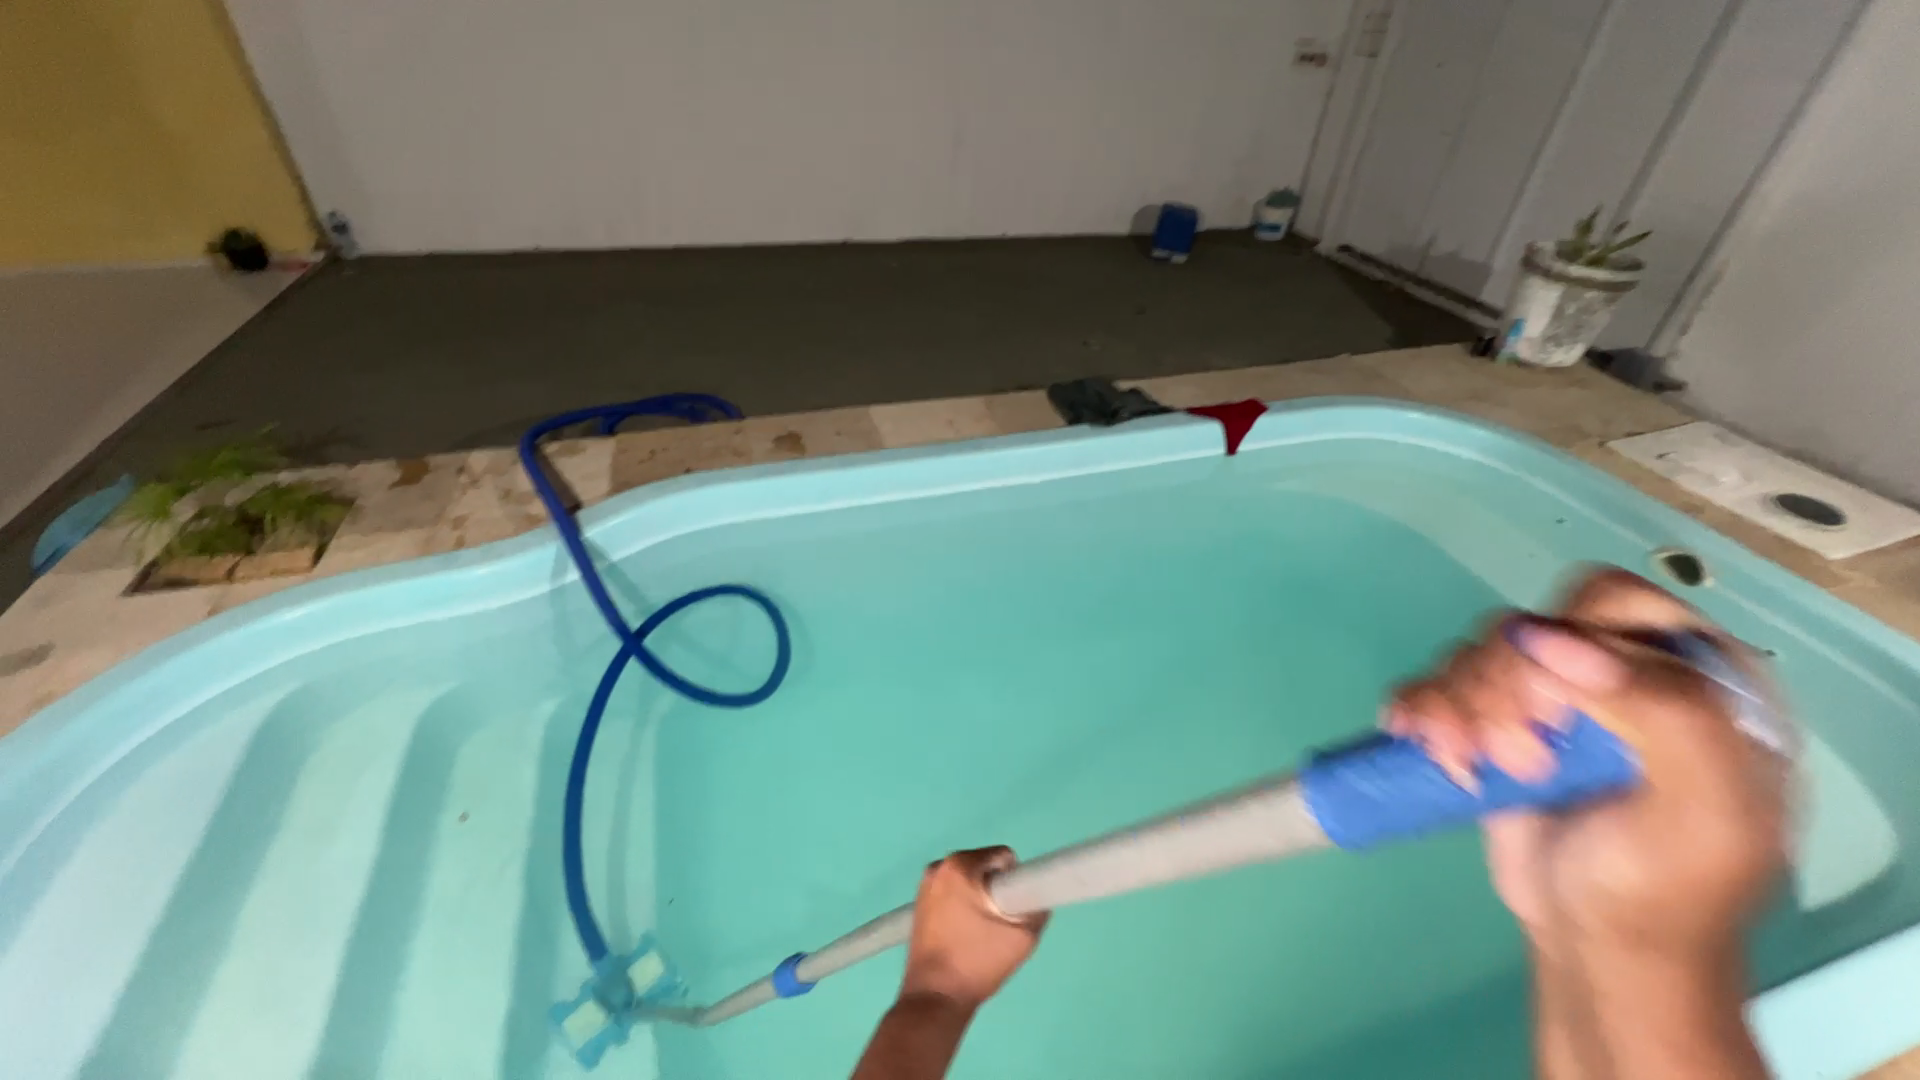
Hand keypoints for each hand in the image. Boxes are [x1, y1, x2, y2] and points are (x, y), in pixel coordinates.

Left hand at [900, 847, 1048, 1009]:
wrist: (934, 998)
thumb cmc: (978, 963)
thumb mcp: (1023, 937)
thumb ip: (1037, 907)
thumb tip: (1037, 895)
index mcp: (960, 865)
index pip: (1002, 857)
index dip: (1015, 882)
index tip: (1012, 909)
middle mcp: (938, 866)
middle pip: (984, 866)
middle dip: (996, 890)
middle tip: (998, 924)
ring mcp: (925, 884)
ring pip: (968, 880)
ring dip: (980, 898)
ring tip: (981, 933)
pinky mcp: (919, 902)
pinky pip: (953, 892)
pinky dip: (963, 905)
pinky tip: (964, 935)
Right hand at [1388, 568, 1787, 961]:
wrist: (1594, 942)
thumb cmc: (1664, 888)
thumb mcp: (1705, 813)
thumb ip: (1665, 713)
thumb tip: (1551, 641)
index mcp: (1687, 676)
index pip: (1610, 601)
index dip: (1565, 640)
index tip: (1552, 713)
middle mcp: (1608, 672)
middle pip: (1522, 627)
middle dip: (1499, 691)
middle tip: (1520, 759)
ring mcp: (1539, 697)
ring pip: (1468, 655)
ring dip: (1452, 709)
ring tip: (1469, 768)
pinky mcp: (1482, 721)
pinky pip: (1429, 683)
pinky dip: (1415, 711)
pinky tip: (1422, 745)